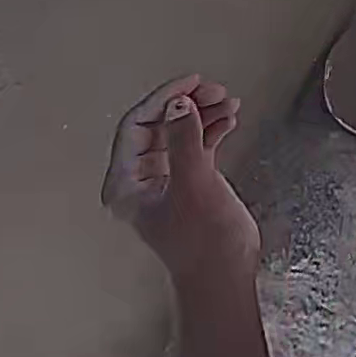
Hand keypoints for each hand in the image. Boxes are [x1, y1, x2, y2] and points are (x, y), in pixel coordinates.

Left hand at [101, 75, 257, 279]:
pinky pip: (196, 142)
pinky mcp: (190, 181)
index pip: (136, 125)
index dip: (163, 98)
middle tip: (216, 91)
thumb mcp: (193, 184)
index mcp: (126, 183)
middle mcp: (140, 178)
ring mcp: (166, 179)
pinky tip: (230, 119)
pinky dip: (212, 127)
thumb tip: (179, 102)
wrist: (225, 274)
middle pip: (159, 124)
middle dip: (187, 104)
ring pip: (179, 131)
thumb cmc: (203, 238)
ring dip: (204, 112)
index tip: (192, 83)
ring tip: (229, 102)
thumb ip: (184, 140)